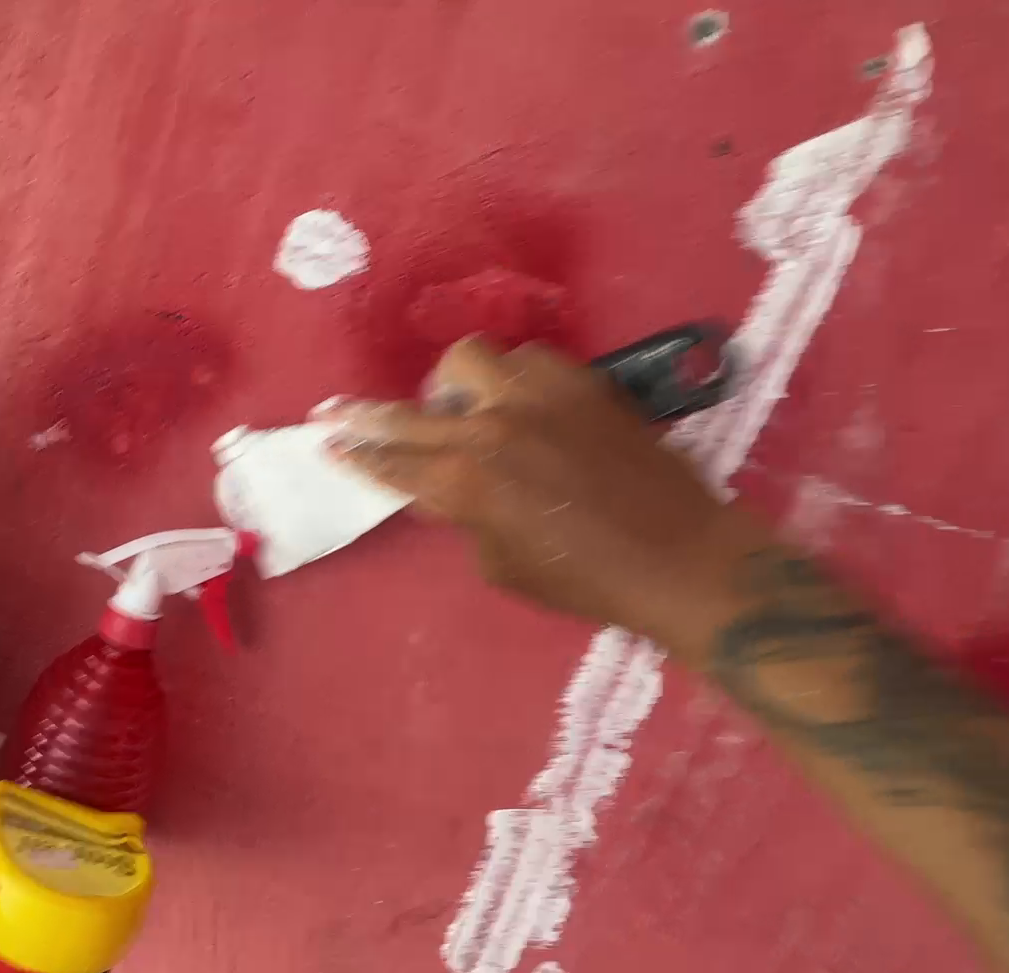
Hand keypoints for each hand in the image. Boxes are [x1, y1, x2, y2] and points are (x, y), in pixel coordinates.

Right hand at [323, 337, 771, 660]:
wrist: (680, 559)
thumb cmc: (580, 578)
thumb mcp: (496, 563)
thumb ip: (460, 515)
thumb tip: (437, 487)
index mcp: (466, 485)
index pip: (391, 463)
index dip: (354, 454)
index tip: (328, 441)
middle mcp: (491, 431)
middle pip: (408, 412)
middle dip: (364, 415)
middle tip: (337, 411)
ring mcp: (538, 400)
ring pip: (468, 360)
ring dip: (451, 385)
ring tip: (459, 408)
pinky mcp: (581, 385)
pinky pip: (527, 358)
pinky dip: (508, 376)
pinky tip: (516, 401)